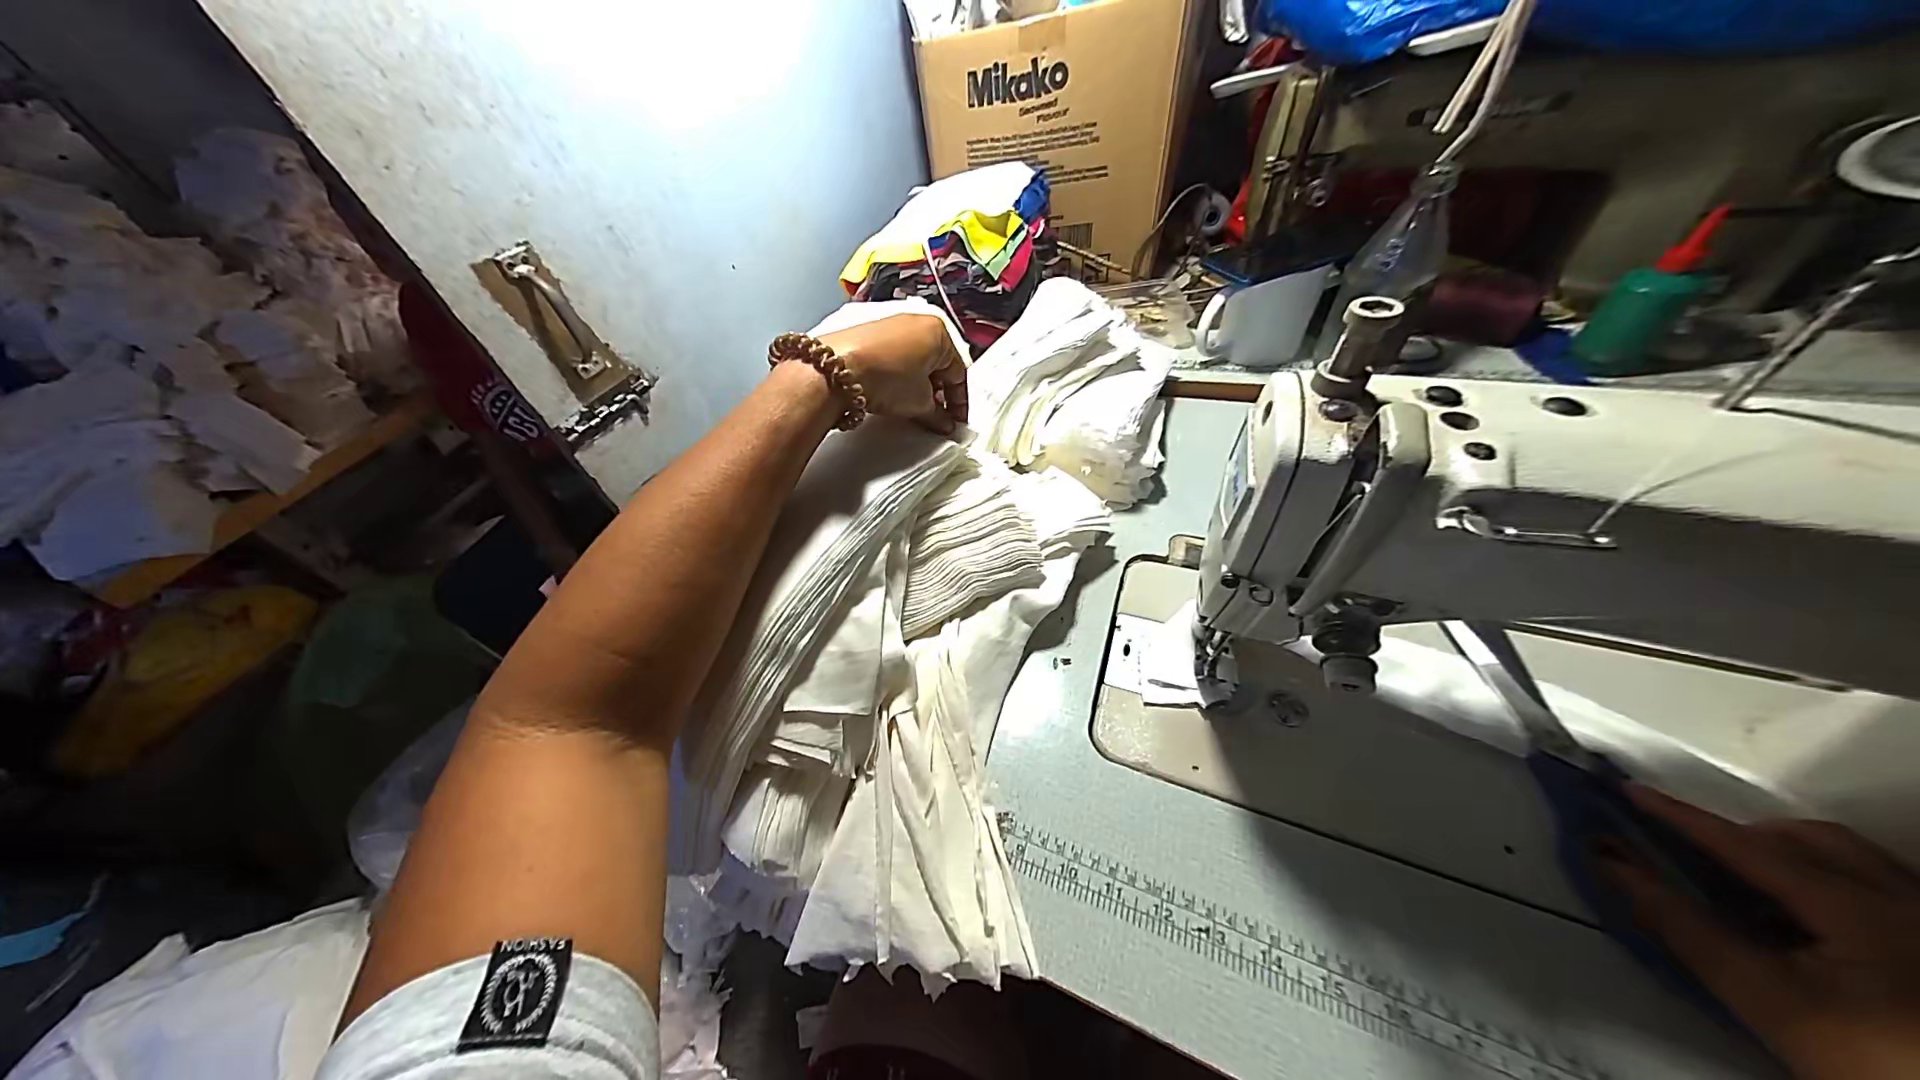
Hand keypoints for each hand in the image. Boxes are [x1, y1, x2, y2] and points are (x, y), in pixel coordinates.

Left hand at [819, 314, 967, 434]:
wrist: (837, 369)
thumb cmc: (882, 373)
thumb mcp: (920, 403)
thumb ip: (938, 415)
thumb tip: (943, 421)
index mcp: (939, 331)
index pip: (958, 373)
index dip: (958, 402)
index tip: (955, 420)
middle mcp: (917, 322)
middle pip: (937, 365)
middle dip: (938, 394)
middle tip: (937, 418)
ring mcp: (891, 326)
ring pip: (915, 361)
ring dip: (918, 387)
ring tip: (913, 409)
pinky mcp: (870, 335)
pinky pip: (895, 358)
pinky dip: (899, 377)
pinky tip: (893, 395)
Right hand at [1597, 786, 1919, 1079]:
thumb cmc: (1863, 1056)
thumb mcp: (1765, 998)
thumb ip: (1684, 925)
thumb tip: (1610, 863)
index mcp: (1859, 908)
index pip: (1745, 846)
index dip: (1680, 816)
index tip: (1627, 788)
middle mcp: (1909, 902)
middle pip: (1812, 839)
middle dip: (1745, 836)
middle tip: (1697, 852)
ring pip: (1855, 858)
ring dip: (1792, 856)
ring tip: (1754, 884)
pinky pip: (1888, 886)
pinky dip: (1835, 881)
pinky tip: (1817, 919)